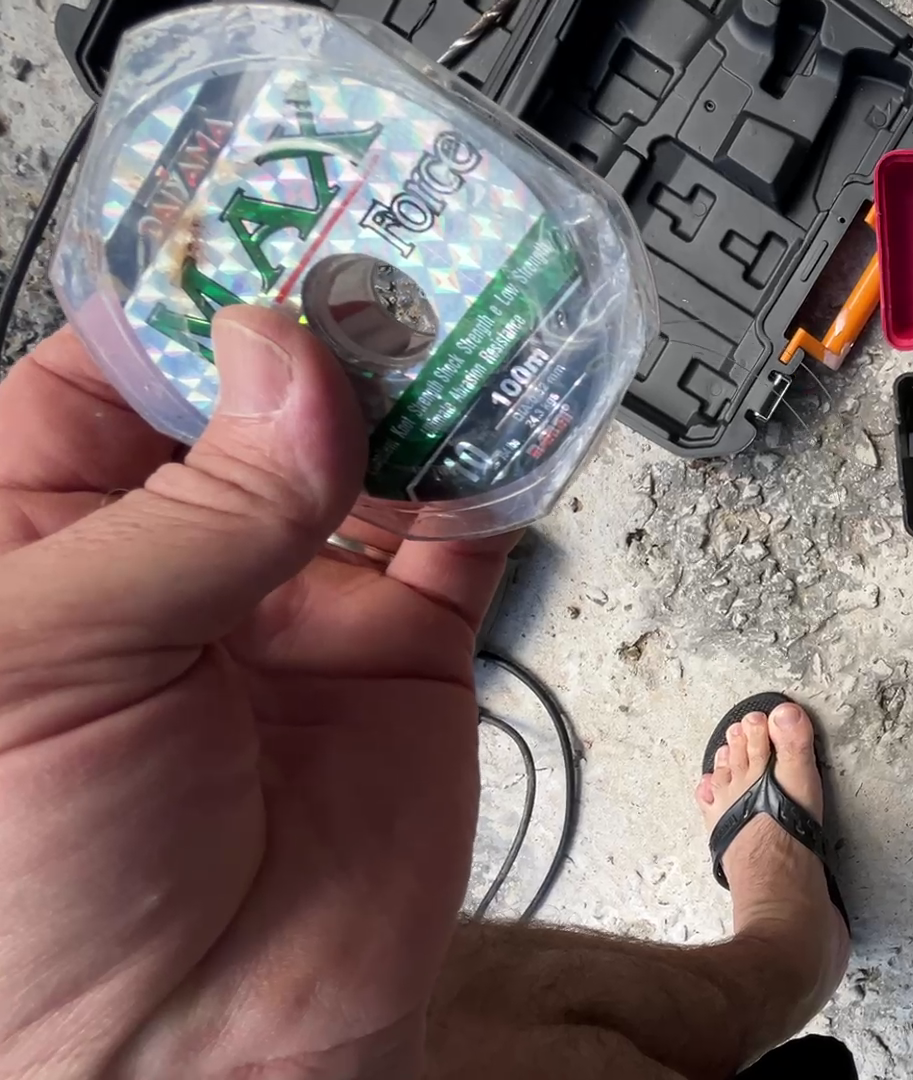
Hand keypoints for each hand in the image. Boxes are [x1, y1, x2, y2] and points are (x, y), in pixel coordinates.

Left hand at [0, 309, 513, 1076]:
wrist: (209, 1034)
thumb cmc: (30, 892)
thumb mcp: (44, 662)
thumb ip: (188, 508)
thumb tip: (291, 360)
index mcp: (38, 542)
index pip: (120, 373)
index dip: (199, 301)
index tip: (280, 239)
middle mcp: (184, 558)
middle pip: (279, 408)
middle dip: (342, 343)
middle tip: (409, 273)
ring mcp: (311, 597)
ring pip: (388, 464)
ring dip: (436, 404)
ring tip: (481, 336)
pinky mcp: (415, 640)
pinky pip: (469, 541)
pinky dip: (503, 486)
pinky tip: (521, 433)